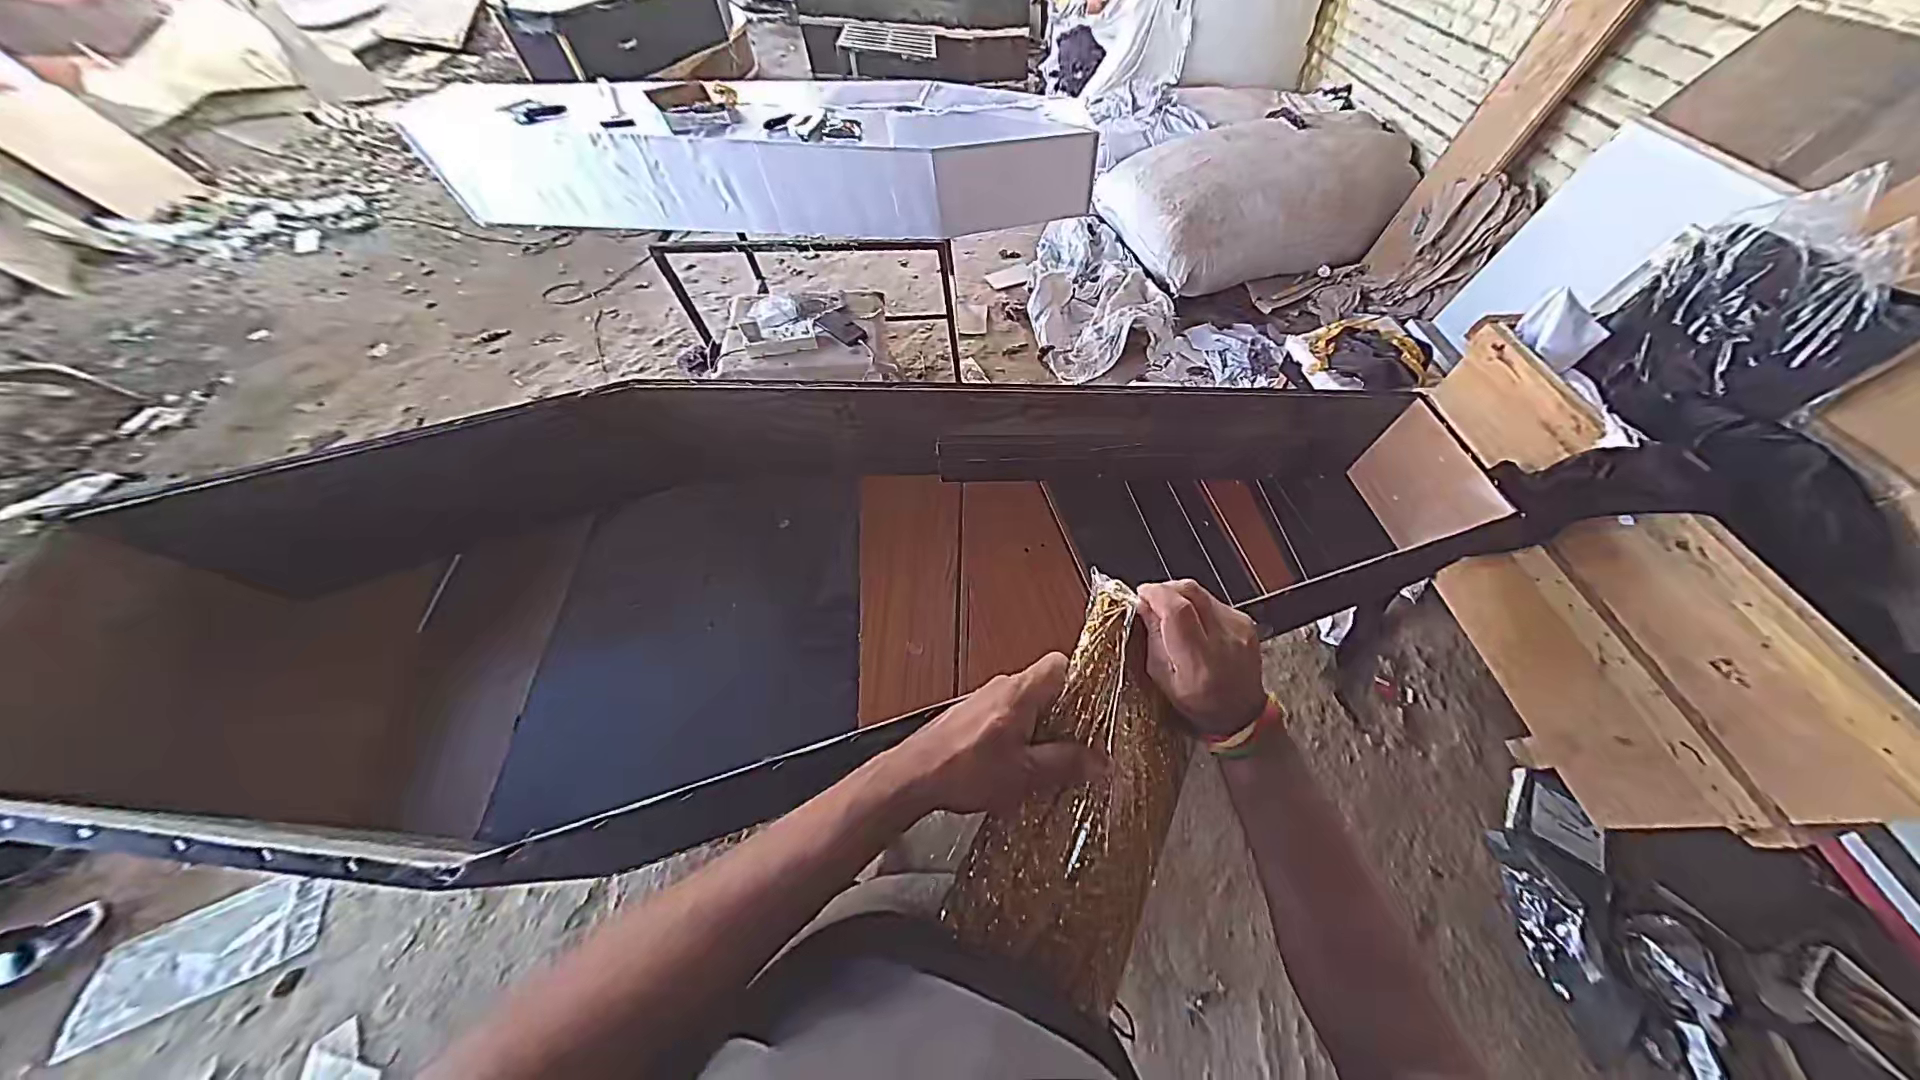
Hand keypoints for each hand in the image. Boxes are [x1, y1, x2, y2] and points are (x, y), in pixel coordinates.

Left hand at [875, 653, 1104, 815]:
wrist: (913, 775)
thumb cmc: (964, 770)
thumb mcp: (1025, 774)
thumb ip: (1065, 764)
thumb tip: (1100, 761)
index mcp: (1019, 692)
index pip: (1059, 663)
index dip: (1081, 681)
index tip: (1095, 708)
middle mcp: (1000, 686)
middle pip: (1044, 685)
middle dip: (1062, 713)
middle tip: (1074, 744)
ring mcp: (981, 698)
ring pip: (1023, 701)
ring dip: (1037, 725)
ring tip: (1043, 759)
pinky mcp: (967, 714)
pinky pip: (1002, 713)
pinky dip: (1014, 732)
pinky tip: (1012, 763)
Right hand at [1139, 579, 1265, 736]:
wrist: (1242, 712)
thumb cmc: (1199, 702)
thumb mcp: (1163, 678)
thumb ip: (1152, 639)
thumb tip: (1142, 606)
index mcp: (1200, 661)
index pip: (1177, 611)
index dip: (1155, 595)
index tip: (1141, 594)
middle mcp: (1224, 640)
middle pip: (1190, 591)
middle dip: (1164, 589)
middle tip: (1150, 599)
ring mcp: (1238, 628)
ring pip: (1200, 593)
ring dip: (1179, 596)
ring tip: (1169, 613)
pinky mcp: (1245, 621)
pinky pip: (1212, 600)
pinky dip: (1195, 604)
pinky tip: (1191, 621)